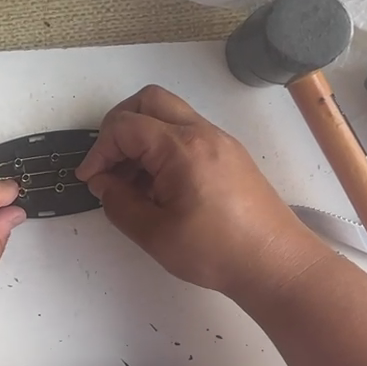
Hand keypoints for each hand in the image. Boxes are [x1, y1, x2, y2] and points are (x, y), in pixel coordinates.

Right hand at [74, 85, 325, 300]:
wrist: (276, 264)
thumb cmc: (216, 251)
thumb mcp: (154, 234)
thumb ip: (119, 203)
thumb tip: (103, 184)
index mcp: (183, 148)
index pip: (125, 126)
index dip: (98, 150)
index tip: (90, 179)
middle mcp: (202, 133)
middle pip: (148, 100)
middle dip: (118, 127)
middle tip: (107, 163)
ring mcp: (219, 141)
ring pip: (168, 114)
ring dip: (140, 137)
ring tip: (130, 182)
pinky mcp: (228, 154)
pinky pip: (185, 133)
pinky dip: (161, 147)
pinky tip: (156, 186)